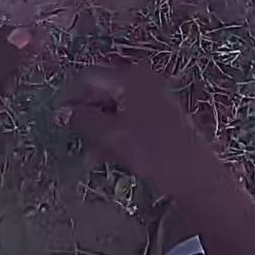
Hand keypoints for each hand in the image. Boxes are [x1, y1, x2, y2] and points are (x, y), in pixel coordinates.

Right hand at [63, 64, 228, 202]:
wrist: (195, 176)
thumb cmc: (150, 150)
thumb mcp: (109, 135)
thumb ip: (82, 119)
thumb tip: (60, 112)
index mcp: (130, 78)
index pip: (89, 77)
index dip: (70, 97)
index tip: (58, 119)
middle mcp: (143, 82)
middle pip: (103, 91)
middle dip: (85, 114)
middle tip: (72, 137)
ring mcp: (155, 99)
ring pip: (116, 108)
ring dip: (99, 128)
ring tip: (90, 155)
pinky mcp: (162, 117)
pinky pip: (130, 118)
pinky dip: (116, 133)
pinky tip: (109, 155)